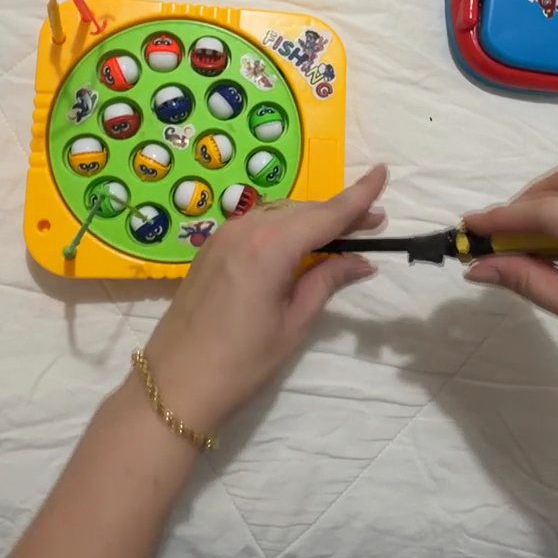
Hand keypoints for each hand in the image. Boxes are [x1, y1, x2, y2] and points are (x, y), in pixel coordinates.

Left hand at [139, 166, 388, 434]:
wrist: (173, 385)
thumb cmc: (241, 363)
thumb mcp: (293, 324)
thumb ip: (327, 281)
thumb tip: (362, 262)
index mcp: (270, 247)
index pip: (326, 214)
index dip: (358, 196)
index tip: (384, 172)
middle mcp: (246, 229)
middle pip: (304, 210)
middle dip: (340, 213)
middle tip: (375, 222)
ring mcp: (224, 235)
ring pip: (281, 213)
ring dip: (313, 219)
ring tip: (344, 233)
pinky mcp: (212, 247)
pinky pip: (258, 224)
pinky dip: (286, 227)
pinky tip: (302, 242)